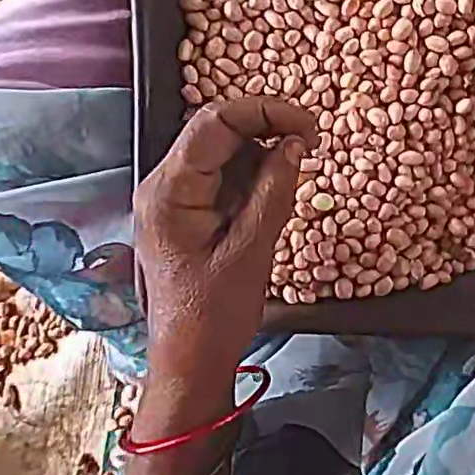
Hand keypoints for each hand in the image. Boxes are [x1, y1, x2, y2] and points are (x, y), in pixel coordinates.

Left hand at [133, 96, 318, 363]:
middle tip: (309, 145)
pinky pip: (226, 177)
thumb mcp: (251, 252)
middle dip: (266, 129)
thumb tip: (294, 144)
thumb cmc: (213, 316)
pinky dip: (255, 177)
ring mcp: (176, 197)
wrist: (189, 363)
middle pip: (217, 131)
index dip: (265, 112)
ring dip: (263, 154)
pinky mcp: (190, 211)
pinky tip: (273, 198)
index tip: (309, 126)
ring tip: (292, 179)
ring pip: (224, 152)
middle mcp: (165, 185)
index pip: (215, 123)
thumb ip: (273, 192)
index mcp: (169, 191)